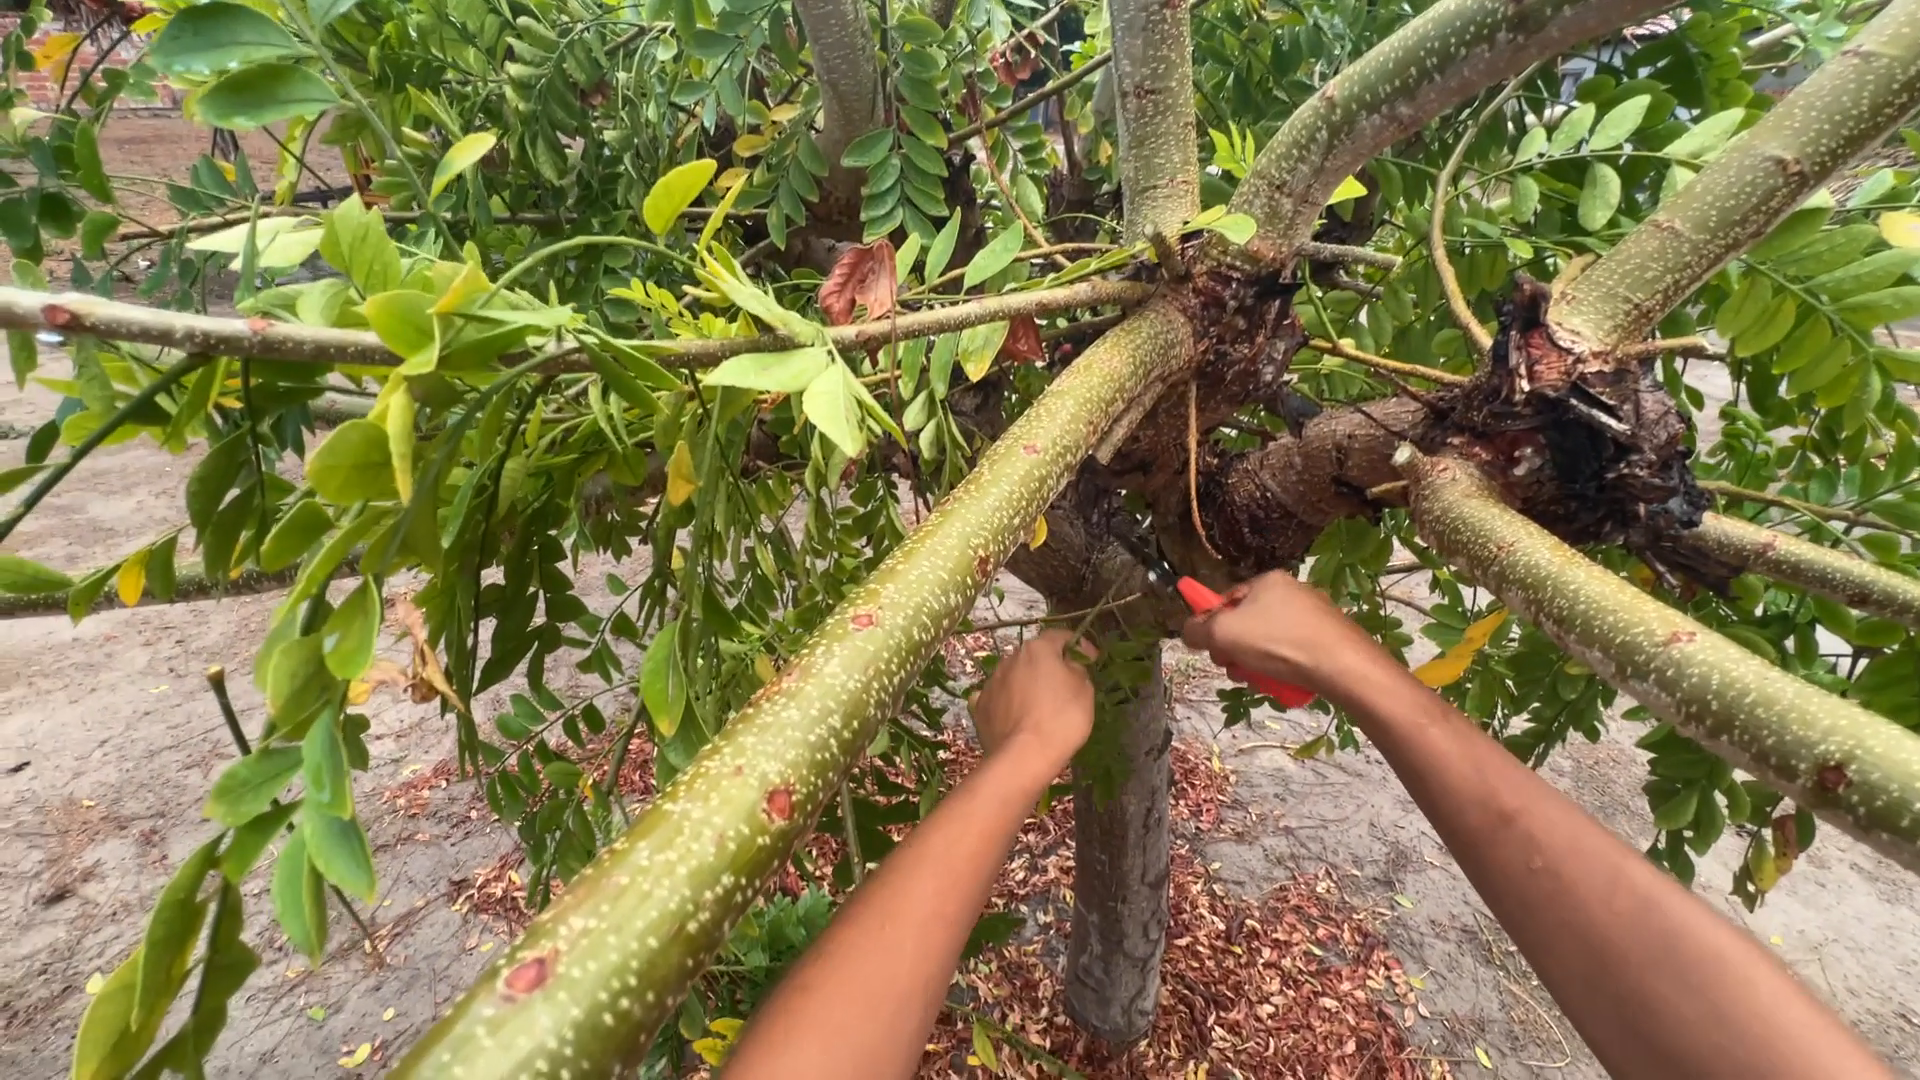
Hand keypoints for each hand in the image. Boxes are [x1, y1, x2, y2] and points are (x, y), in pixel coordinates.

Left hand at [969, 629, 1094, 777]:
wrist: (1023, 756)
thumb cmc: (1061, 718)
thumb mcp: (1084, 690)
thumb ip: (1077, 670)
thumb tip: (1067, 666)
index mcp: (1037, 649)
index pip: (1059, 636)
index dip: (1078, 645)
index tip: (1091, 658)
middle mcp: (1010, 659)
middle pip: (1034, 656)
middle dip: (1049, 666)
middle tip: (1065, 684)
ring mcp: (991, 682)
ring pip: (1014, 676)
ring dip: (1027, 684)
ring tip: (1040, 705)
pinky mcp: (980, 706)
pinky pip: (999, 698)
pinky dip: (1008, 703)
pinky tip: (1016, 716)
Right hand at [1181, 571, 1386, 696]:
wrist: (1343, 667)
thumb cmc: (1277, 642)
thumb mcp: (1221, 634)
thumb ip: (1196, 631)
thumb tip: (1189, 631)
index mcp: (1267, 581)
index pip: (1226, 600)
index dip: (1213, 626)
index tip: (1214, 651)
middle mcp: (1292, 591)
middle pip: (1247, 623)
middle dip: (1235, 650)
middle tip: (1236, 670)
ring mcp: (1314, 615)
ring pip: (1268, 641)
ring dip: (1255, 662)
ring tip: (1260, 681)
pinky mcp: (1331, 638)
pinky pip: (1293, 652)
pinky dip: (1282, 668)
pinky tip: (1283, 682)